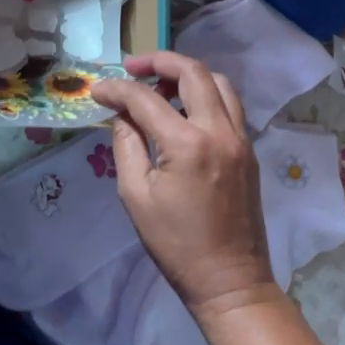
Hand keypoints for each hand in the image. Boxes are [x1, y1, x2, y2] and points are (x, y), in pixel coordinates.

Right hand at [92, 52, 276, 319]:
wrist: (231, 283)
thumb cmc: (176, 243)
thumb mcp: (135, 194)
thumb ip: (126, 143)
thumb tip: (122, 113)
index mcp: (188, 144)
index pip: (145, 98)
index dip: (116, 89)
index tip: (96, 90)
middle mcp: (220, 132)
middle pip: (193, 72)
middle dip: (158, 61)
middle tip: (131, 67)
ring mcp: (240, 140)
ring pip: (218, 82)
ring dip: (186, 74)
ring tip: (159, 84)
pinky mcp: (248, 151)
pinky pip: (229, 105)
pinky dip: (204, 94)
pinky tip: (181, 108)